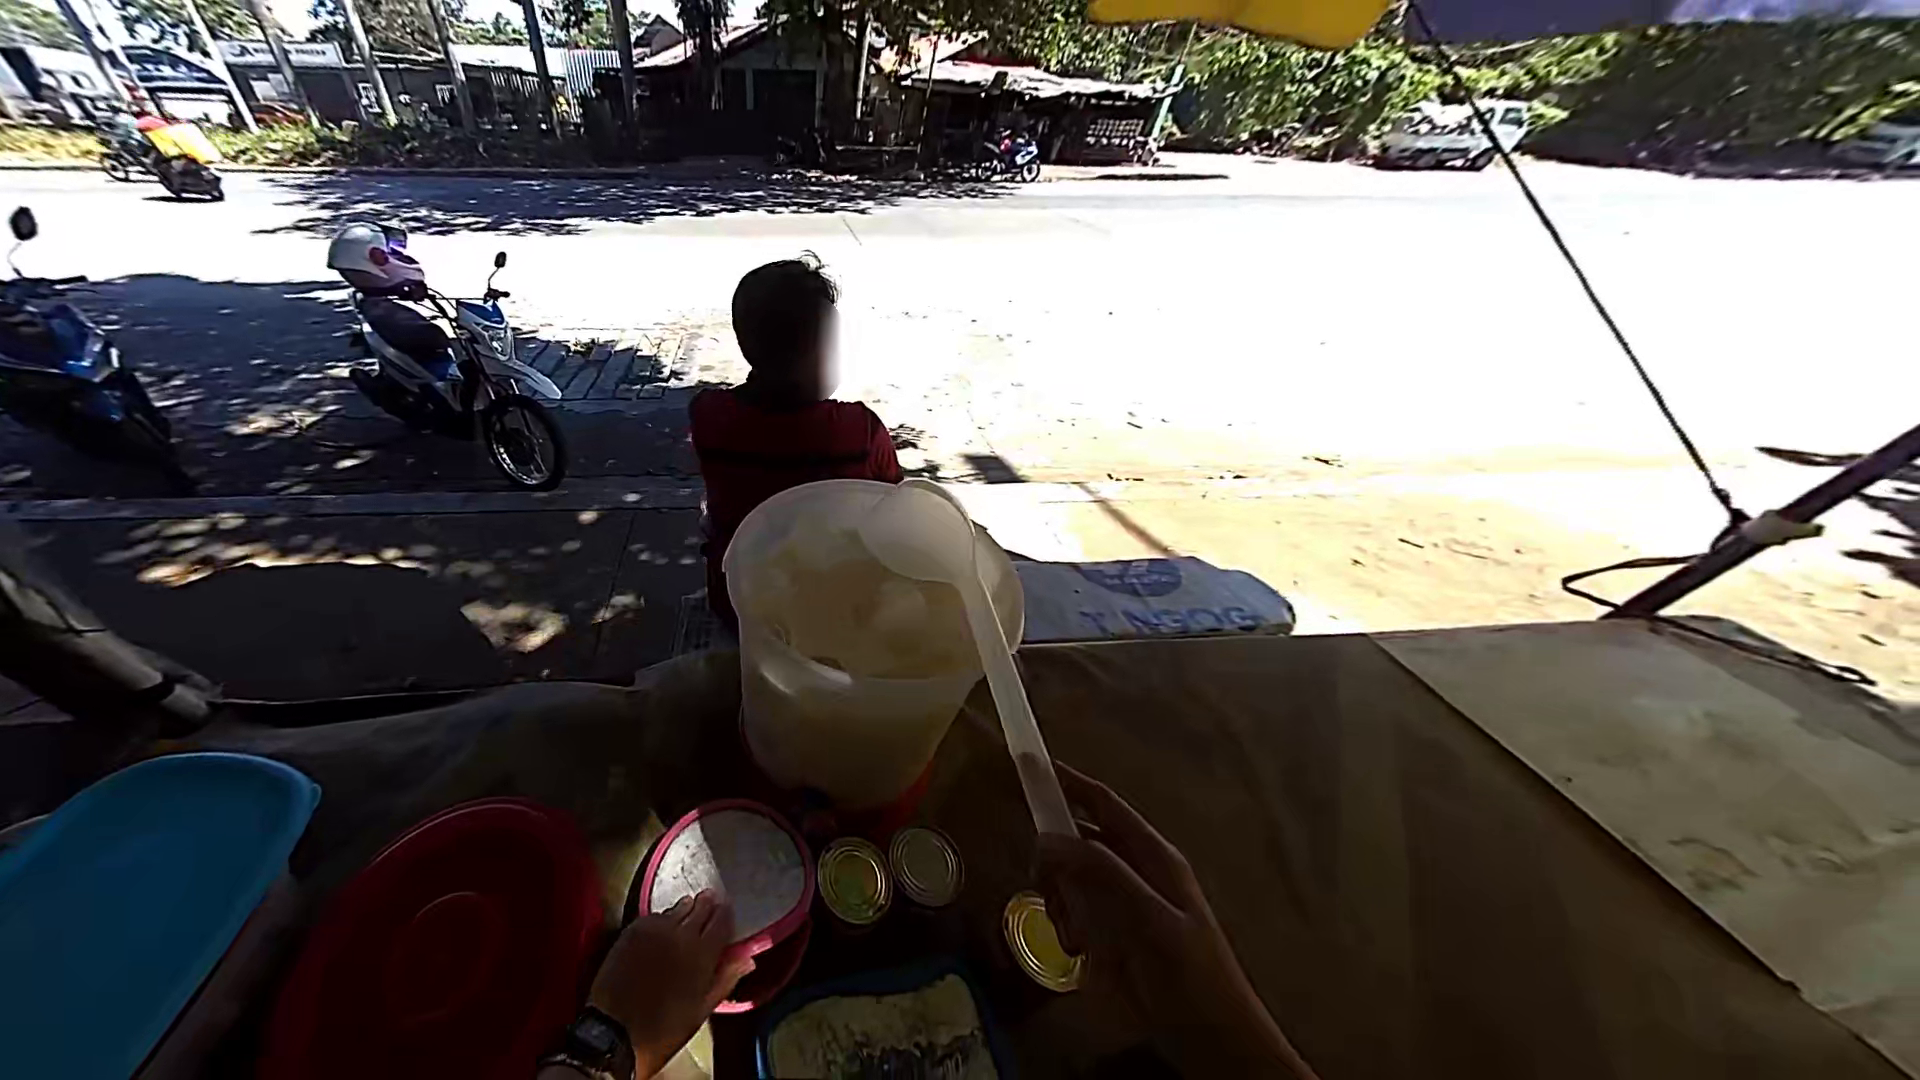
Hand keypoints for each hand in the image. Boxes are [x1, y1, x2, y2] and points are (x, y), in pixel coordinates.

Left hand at [587, 892, 753, 1078]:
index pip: (723, 918)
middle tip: (707, 908)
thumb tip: (748, 957)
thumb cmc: (662, 1031)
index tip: (725, 915)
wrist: (609, 1039)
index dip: (726, 914)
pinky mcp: (633, 931)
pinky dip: (662, 920)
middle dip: (707, 905)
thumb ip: (725, 979)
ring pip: (679, 907)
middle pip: (702, 905)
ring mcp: (656, 929)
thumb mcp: (700, 1012)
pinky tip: (660, 931)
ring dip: (685, 910)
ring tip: (684, 918)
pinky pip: (655, 916)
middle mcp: (683, 933)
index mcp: (703, 953)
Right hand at [1036, 765, 1315, 1078]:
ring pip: (1073, 879)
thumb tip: (1048, 839)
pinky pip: (1077, 913)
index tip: (1032, 766)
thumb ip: (1103, 874)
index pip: (1103, 804)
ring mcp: (1124, 903)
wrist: (1219, 1047)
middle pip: (1081, 841)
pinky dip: (1068, 924)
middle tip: (1042, 880)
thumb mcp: (1150, 920)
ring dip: (1061, 898)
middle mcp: (1136, 870)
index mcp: (1152, 855)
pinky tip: (1078, 950)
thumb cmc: (1192, 977)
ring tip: (1071, 932)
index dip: (1069, 782)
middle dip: (1057, 857)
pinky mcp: (1114, 934)